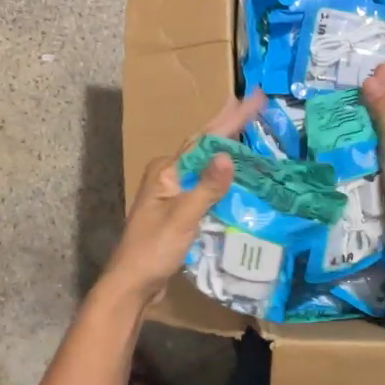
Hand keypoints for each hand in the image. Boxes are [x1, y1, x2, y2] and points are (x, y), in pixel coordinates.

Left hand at [101, 90, 265, 304]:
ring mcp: (172, 193)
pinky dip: (223, 174)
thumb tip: (227, 155)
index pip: (205, 138)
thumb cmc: (153, 250)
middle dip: (228, 124)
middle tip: (252, 102)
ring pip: (205, 163)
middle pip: (204, 144)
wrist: (132, 286)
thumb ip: (206, 187)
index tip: (252, 98)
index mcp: (167, 170)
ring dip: (226, 146)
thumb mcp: (183, 217)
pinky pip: (206, 184)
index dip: (231, 118)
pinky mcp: (179, 210)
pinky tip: (236, 172)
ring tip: (247, 127)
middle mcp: (168, 175)